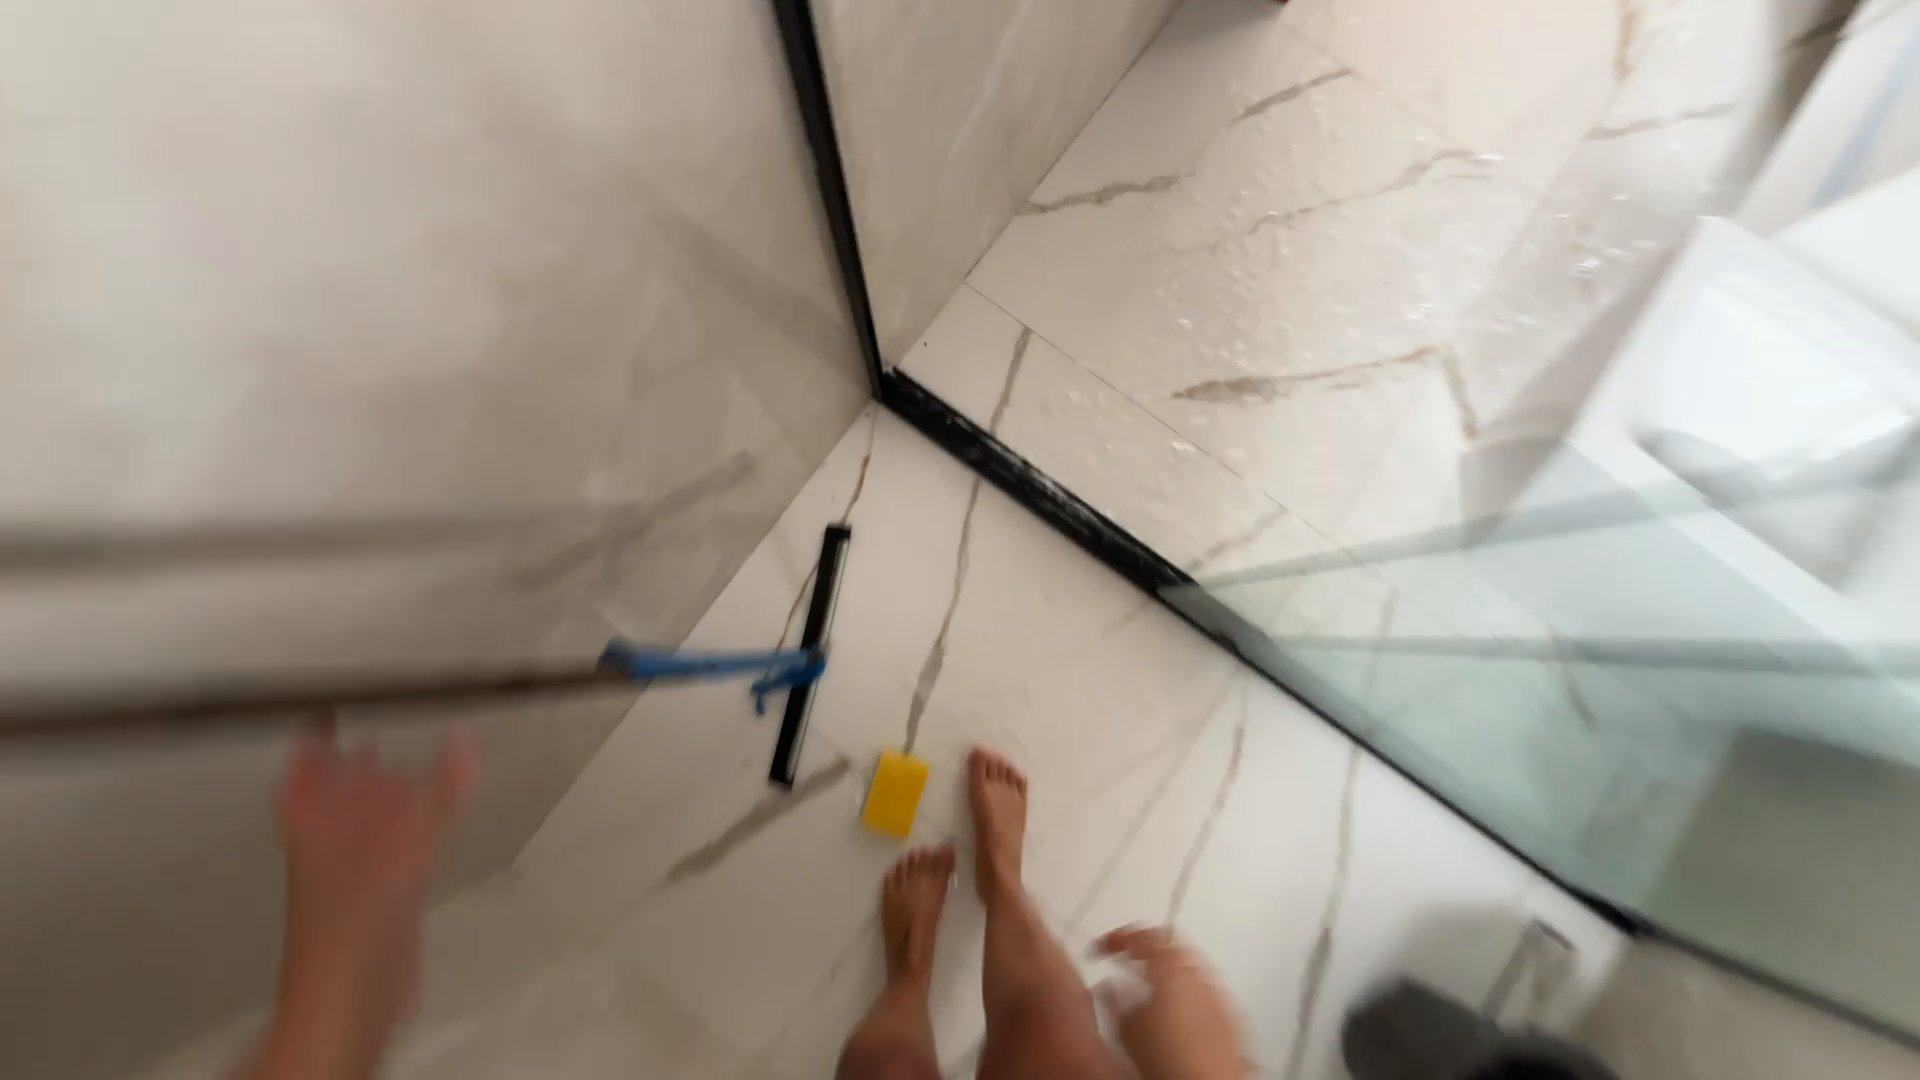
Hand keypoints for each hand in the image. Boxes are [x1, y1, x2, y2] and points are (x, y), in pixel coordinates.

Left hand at [250, 717, 477, 1079]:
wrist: (354, 994)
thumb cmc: (360, 915)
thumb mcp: (406, 843)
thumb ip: (440, 789)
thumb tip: (462, 733)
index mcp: (319, 826)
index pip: (305, 768)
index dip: (313, 734)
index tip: (327, 699)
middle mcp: (333, 841)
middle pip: (337, 788)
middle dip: (352, 757)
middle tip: (375, 719)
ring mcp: (357, 866)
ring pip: (368, 812)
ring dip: (384, 785)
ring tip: (406, 755)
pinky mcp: (385, 887)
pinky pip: (398, 837)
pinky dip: (415, 816)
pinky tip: (434, 809)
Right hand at [1094, 925, 1248, 1079]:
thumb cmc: (1172, 1063)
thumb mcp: (1128, 1030)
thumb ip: (1114, 999)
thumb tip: (1107, 985)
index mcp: (1170, 968)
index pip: (1142, 936)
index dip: (1119, 938)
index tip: (1105, 947)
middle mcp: (1197, 974)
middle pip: (1171, 945)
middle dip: (1147, 949)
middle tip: (1127, 957)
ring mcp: (1219, 994)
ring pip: (1189, 967)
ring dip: (1168, 970)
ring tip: (1149, 986)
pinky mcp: (1233, 1018)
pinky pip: (1206, 990)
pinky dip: (1188, 990)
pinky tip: (1177, 1011)